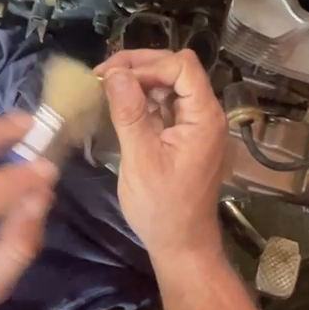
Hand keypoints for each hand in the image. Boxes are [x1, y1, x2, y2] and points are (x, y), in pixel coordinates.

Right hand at [97, 49, 228, 263]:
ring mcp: (197, 123)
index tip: (112, 75)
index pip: (182, 67)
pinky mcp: (185, 133)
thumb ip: (129, 114)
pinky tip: (120, 103)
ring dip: (139, 80)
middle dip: (140, 67)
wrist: (181, 245)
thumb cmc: (162, 208)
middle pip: (177, 70)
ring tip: (106, 86)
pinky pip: (166, 103)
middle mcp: (206, 113)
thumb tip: (114, 73)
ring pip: (170, 83)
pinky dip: (143, 98)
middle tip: (102, 75)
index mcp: (204, 117)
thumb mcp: (140, 160)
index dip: (147, 64)